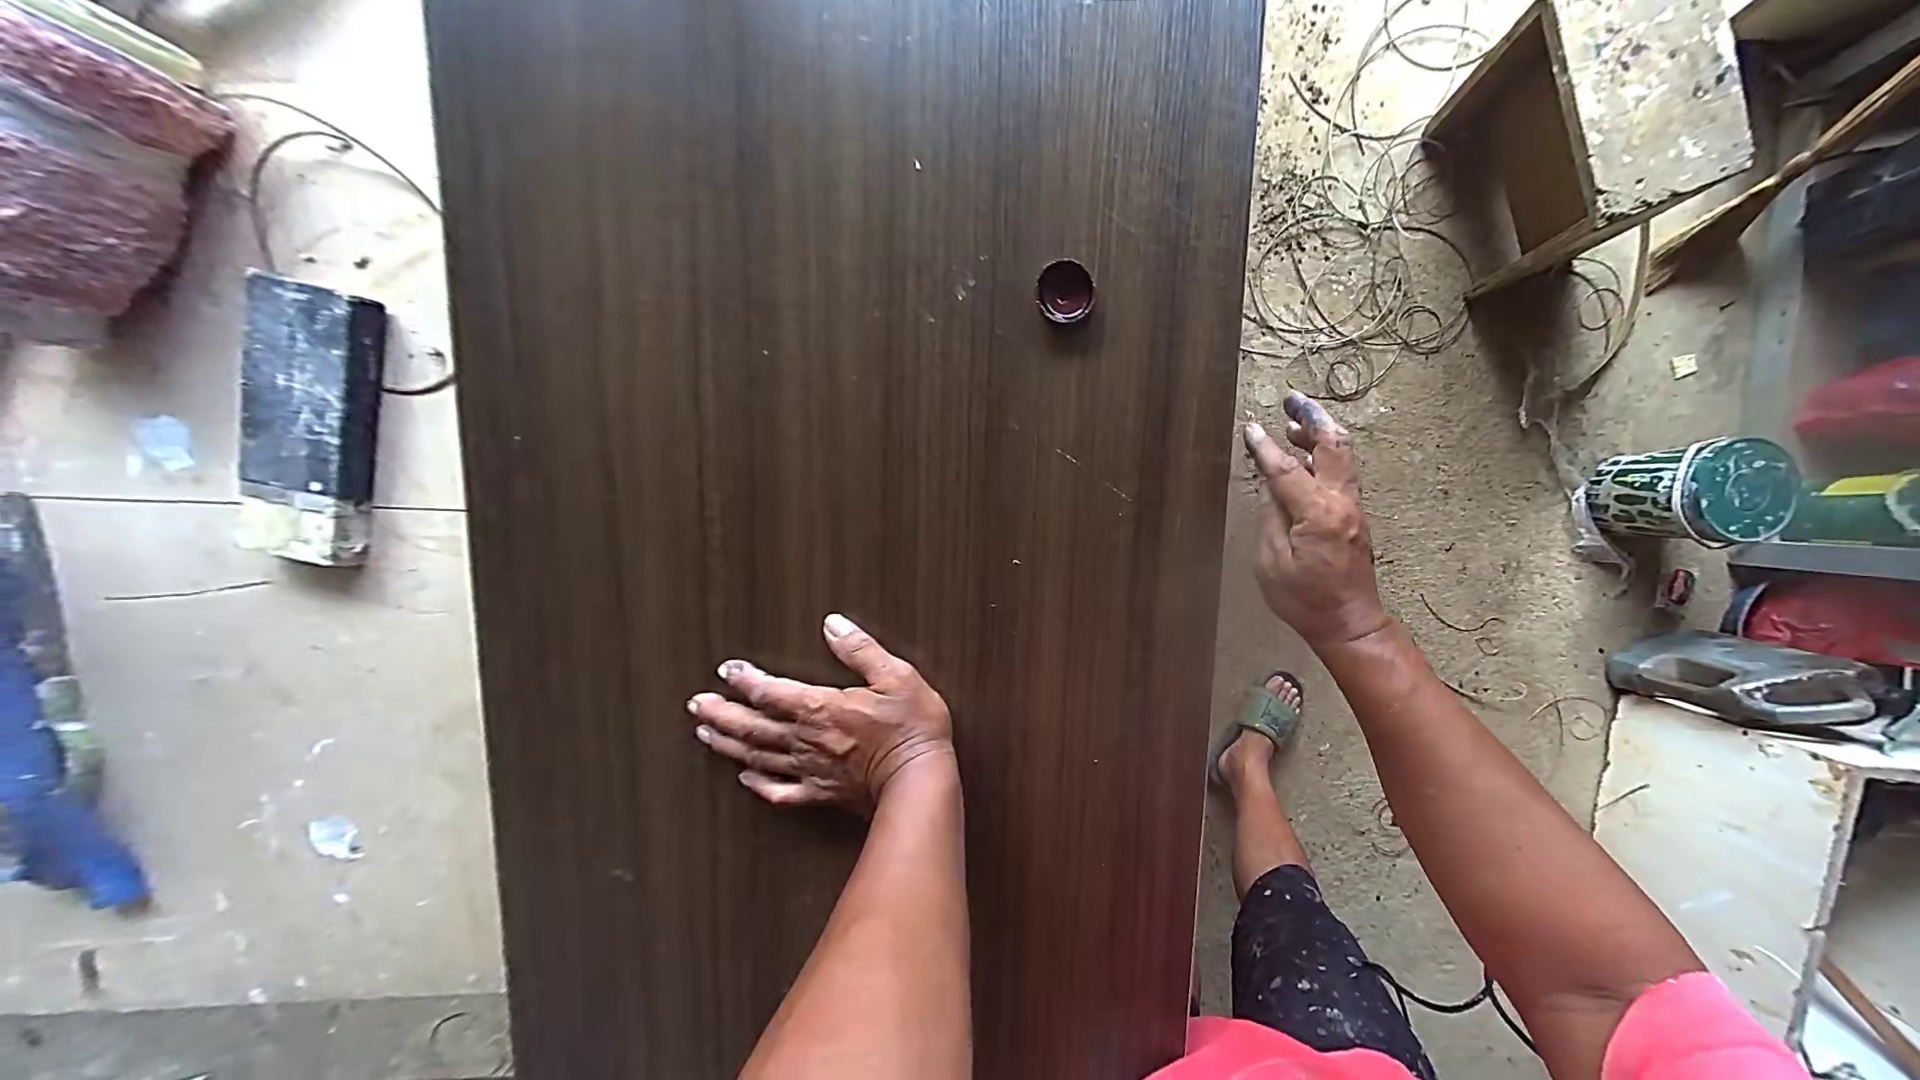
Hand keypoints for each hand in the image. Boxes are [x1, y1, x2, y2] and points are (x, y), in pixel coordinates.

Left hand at [689, 614, 954, 814]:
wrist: (921, 782)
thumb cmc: (912, 729)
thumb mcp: (896, 676)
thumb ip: (861, 650)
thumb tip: (834, 625)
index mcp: (822, 708)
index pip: (771, 692)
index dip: (746, 680)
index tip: (728, 670)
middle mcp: (807, 740)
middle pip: (753, 726)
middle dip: (722, 714)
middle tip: (698, 705)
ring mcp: (811, 769)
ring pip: (759, 756)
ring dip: (729, 744)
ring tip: (706, 734)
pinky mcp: (822, 793)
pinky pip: (781, 791)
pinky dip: (759, 785)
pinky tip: (746, 779)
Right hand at [1243, 391, 1388, 650]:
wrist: (1349, 621)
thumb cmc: (1303, 599)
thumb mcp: (1272, 562)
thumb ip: (1270, 517)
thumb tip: (1269, 485)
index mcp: (1319, 515)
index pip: (1288, 469)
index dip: (1265, 447)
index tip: (1250, 427)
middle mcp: (1343, 503)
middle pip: (1334, 445)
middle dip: (1313, 418)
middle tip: (1292, 399)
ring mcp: (1354, 507)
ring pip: (1344, 455)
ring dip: (1321, 431)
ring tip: (1295, 420)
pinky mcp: (1355, 515)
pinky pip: (1343, 471)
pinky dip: (1326, 451)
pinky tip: (1307, 451)